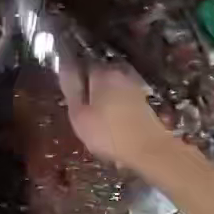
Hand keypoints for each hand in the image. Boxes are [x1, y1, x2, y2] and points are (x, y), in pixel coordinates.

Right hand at [57, 62, 172, 167]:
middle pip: (99, 74)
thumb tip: (65, 67)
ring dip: (104, 97)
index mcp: (103, 73)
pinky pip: (123, 98)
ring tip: (97, 118)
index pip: (82, 63)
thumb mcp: (79, 115)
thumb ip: (71, 90)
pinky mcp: (145, 101)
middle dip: (90, 86)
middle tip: (82, 108)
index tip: (70, 93)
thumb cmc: (108, 134)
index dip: (74, 77)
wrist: (149, 150)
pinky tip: (113, 122)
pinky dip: (116, 106)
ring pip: (112, 87)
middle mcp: (121, 73)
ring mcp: (136, 86)